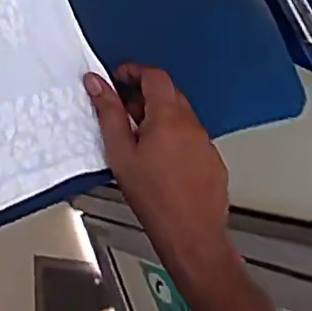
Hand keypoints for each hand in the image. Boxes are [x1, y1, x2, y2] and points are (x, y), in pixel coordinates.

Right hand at [83, 65, 234, 273]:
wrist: (192, 239)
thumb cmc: (155, 199)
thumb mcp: (120, 151)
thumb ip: (108, 111)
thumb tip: (97, 83)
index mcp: (169, 118)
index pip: (155, 76)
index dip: (133, 71)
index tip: (118, 78)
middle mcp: (192, 126)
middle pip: (169, 93)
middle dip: (144, 93)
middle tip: (123, 106)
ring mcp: (206, 145)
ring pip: (181, 115)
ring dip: (159, 115)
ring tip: (138, 136)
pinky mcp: (214, 162)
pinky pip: (192, 136)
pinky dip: (174, 135)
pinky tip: (160, 157)